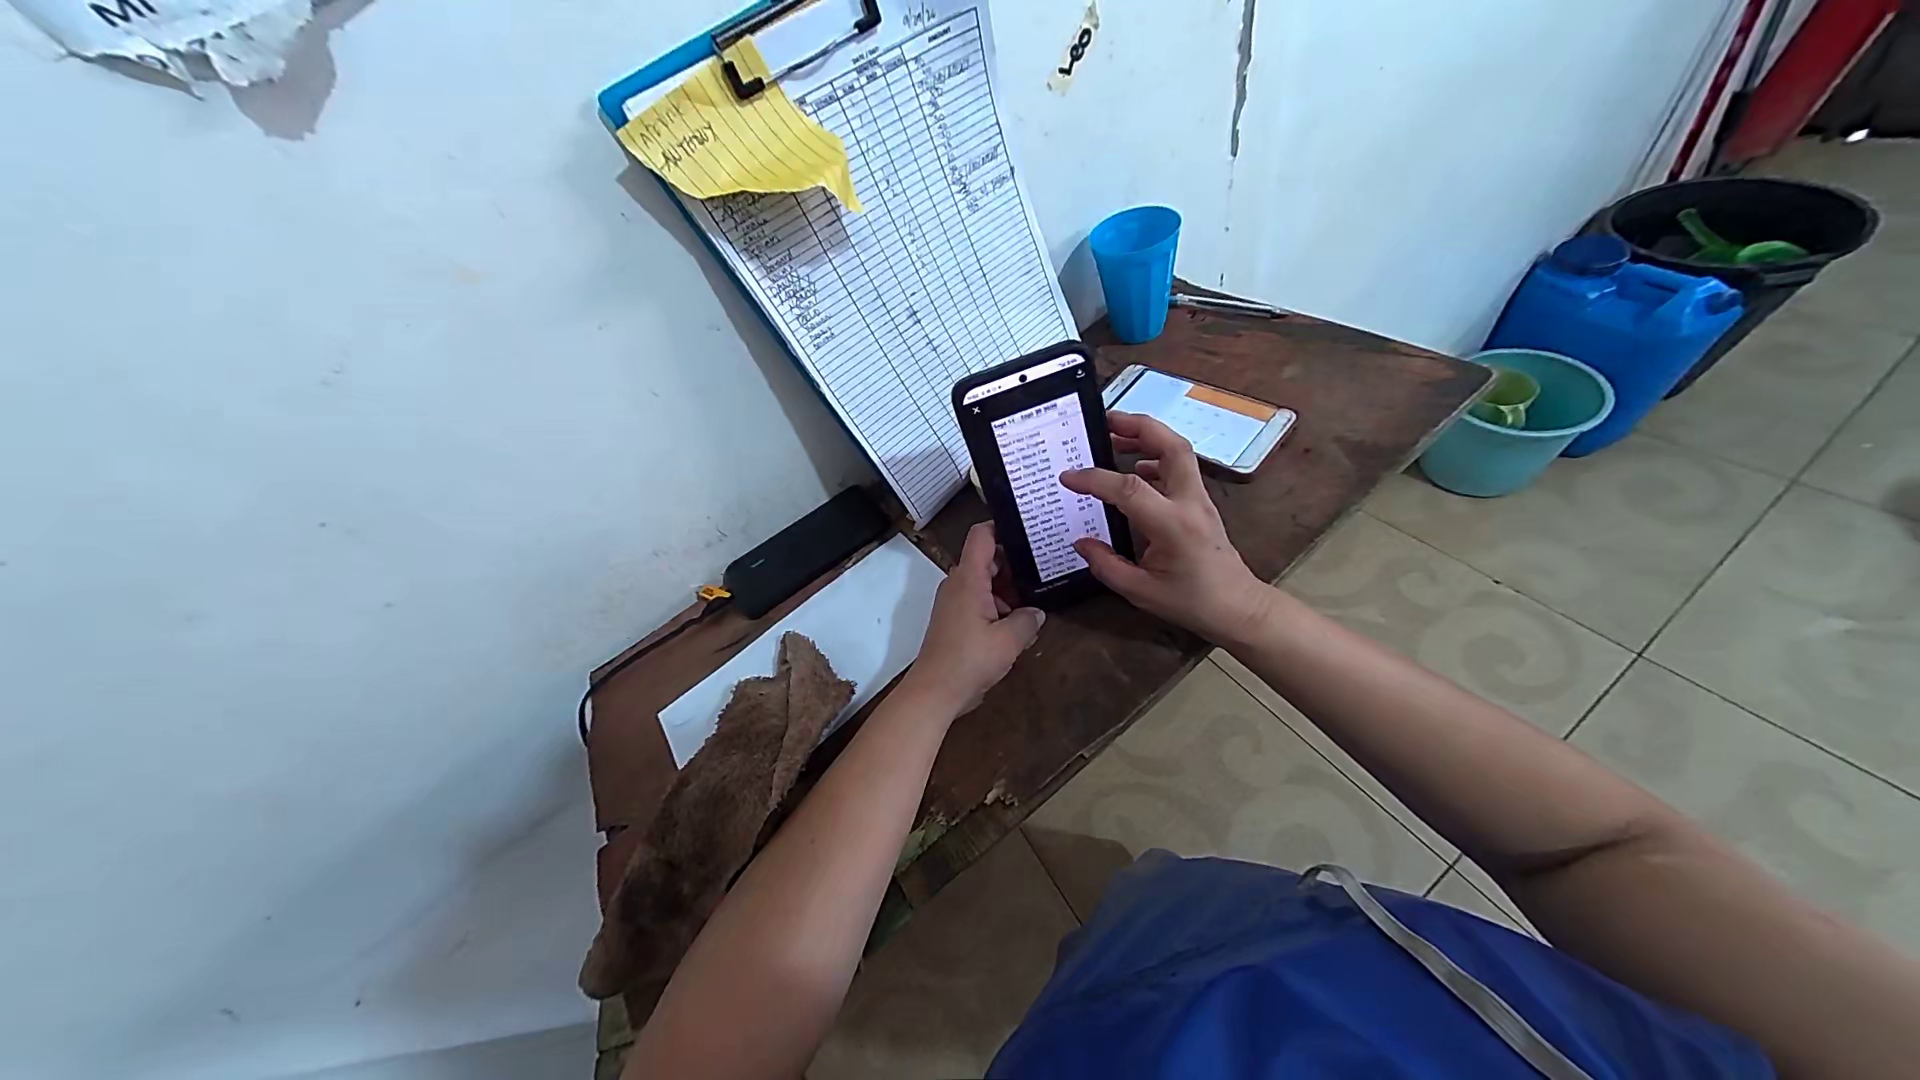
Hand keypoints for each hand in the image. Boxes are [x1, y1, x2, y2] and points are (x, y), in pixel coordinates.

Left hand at [901, 522, 1044, 715]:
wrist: (934, 692)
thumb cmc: (969, 661)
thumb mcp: (1009, 640)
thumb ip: (1028, 620)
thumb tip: (1036, 612)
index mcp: (968, 578)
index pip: (981, 535)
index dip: (1002, 526)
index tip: (1028, 529)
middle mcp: (958, 584)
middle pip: (987, 558)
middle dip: (1013, 563)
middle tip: (1044, 567)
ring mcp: (954, 602)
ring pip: (984, 582)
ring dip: (1007, 590)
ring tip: (1036, 600)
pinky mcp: (954, 619)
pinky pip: (979, 601)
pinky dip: (997, 606)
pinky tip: (1018, 624)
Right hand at [1061, 410, 1272, 643]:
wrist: (1238, 607)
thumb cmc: (1192, 602)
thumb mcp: (1140, 592)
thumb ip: (1106, 565)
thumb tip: (1081, 543)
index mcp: (1173, 525)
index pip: (1129, 488)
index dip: (1094, 479)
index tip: (1069, 477)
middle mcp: (1190, 503)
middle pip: (1171, 445)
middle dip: (1137, 426)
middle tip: (1105, 421)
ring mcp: (1199, 499)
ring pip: (1178, 450)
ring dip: (1147, 436)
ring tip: (1114, 436)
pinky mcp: (1200, 502)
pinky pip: (1179, 468)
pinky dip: (1155, 457)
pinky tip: (1135, 467)